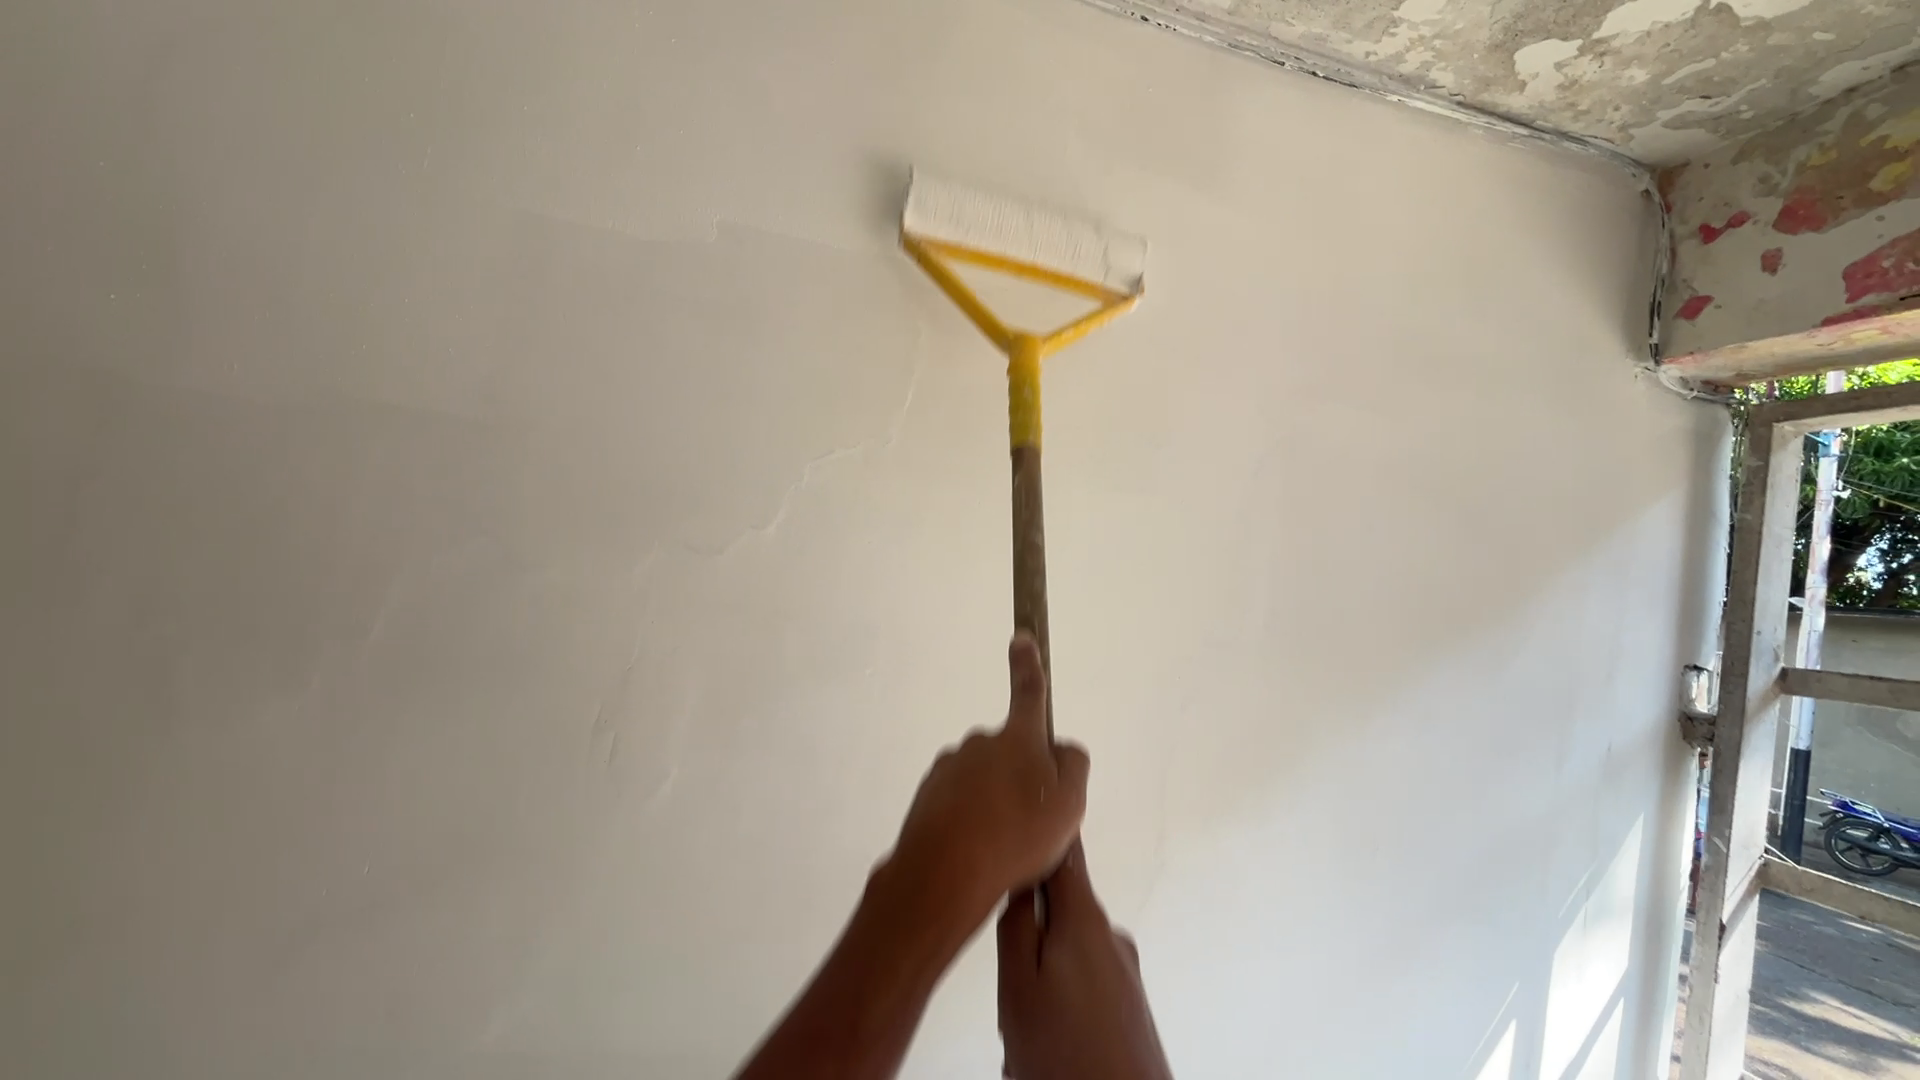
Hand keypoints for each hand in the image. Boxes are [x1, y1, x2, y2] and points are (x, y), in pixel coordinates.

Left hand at [890, 633, 1089, 921]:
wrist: (946, 870)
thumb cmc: (1018, 834)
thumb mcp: (1070, 804)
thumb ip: (1073, 766)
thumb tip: (1059, 748)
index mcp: (1018, 738)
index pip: (1030, 693)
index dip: (1029, 666)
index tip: (1022, 637)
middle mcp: (980, 743)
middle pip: (1009, 752)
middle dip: (1020, 777)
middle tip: (1030, 824)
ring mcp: (950, 767)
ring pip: (982, 780)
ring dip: (993, 803)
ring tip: (1002, 846)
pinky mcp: (928, 795)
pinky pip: (959, 802)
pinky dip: (969, 820)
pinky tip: (976, 851)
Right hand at [997, 844, 1172, 1079]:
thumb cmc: (1064, 1053)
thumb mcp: (1018, 984)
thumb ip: (1016, 925)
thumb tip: (1020, 881)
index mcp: (1084, 920)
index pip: (1064, 855)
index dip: (1044, 834)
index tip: (1023, 819)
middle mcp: (1111, 937)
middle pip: (1058, 912)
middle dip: (1028, 941)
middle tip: (1010, 988)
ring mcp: (1124, 972)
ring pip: (1065, 957)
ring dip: (1040, 984)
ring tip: (1026, 1032)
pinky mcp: (1129, 1006)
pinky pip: (1082, 988)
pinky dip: (1060, 1006)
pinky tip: (1048, 1046)